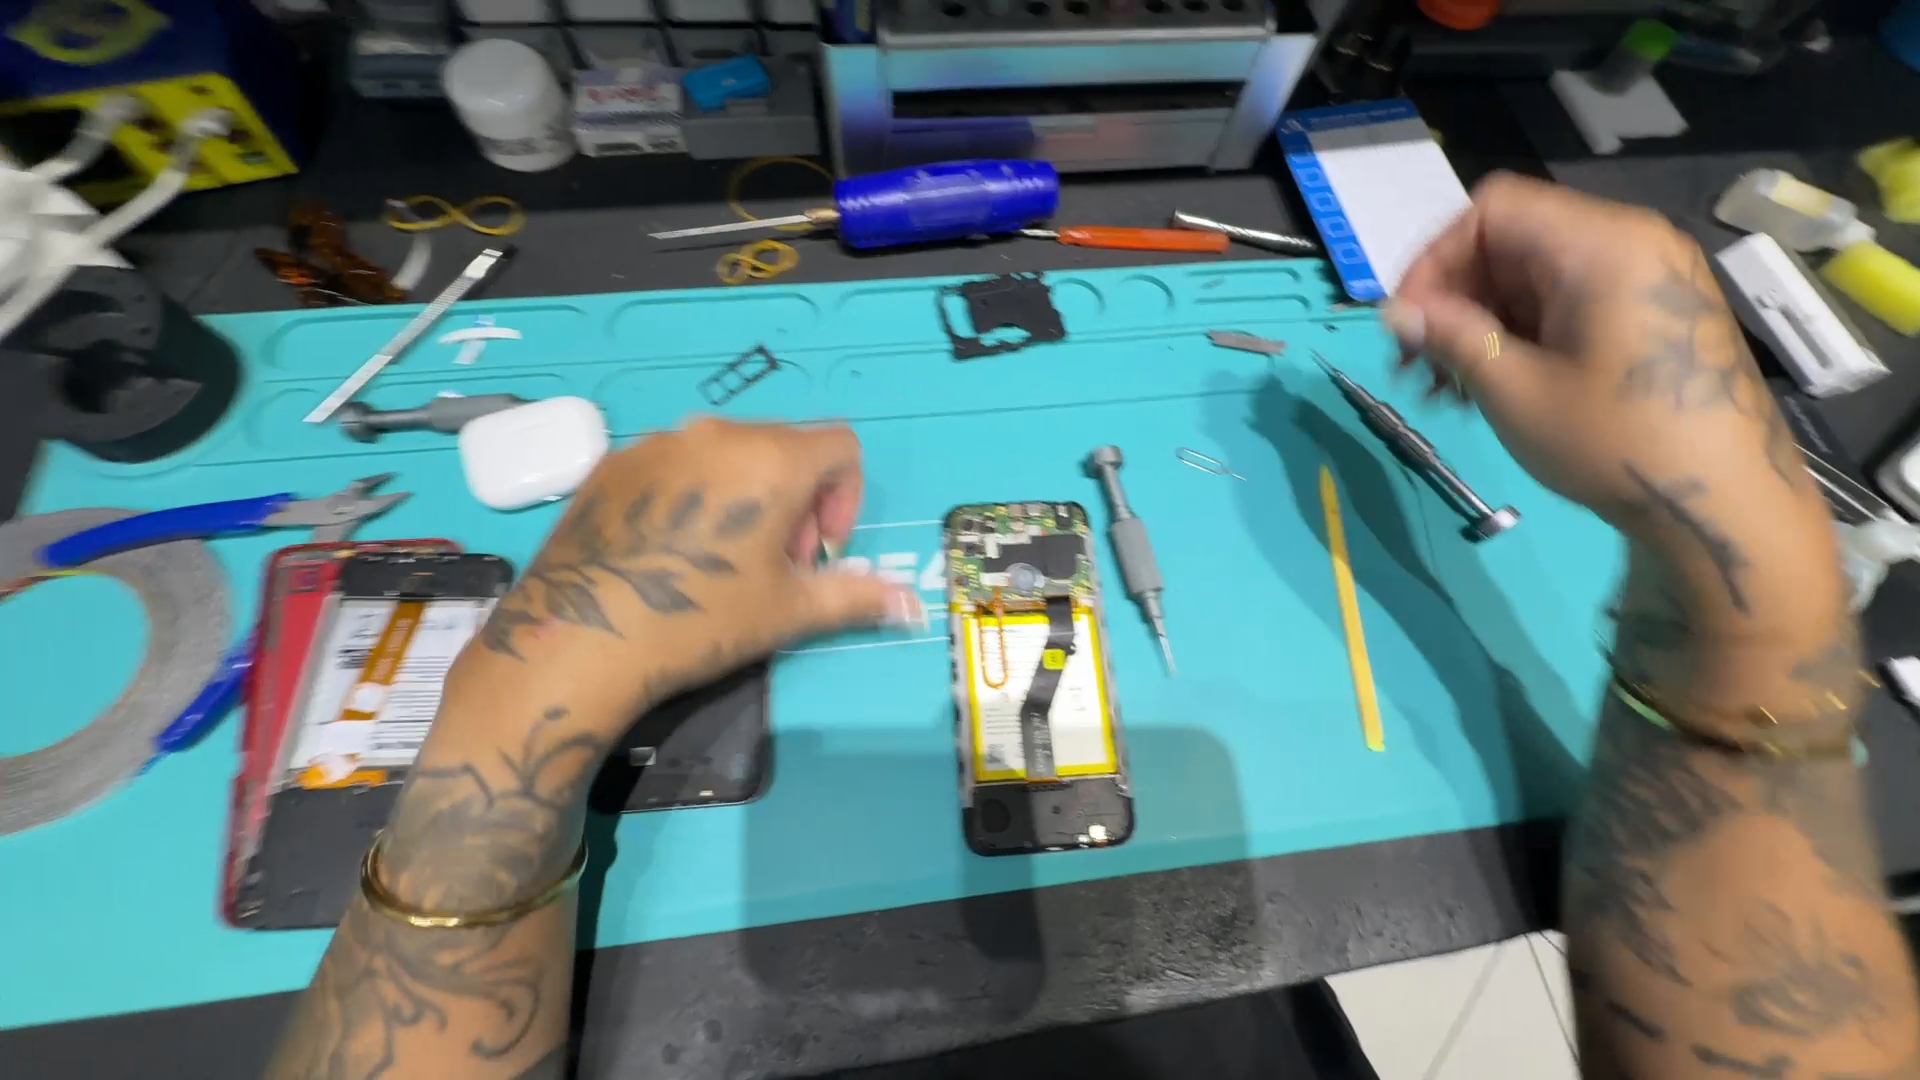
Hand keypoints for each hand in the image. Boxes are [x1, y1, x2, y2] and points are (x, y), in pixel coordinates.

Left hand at [455, 418, 920, 729]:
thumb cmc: (700, 621)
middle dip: (801, 501)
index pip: (841, 446)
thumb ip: (860, 596)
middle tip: (777, 561)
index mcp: (770, 459)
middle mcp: (716, 433)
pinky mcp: (614, 462)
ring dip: (752, 496)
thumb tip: (914, 606)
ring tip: (725, 557)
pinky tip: (673, 549)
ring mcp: (658, 442)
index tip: (820, 550)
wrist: (576, 641)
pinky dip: (699, 493)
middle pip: (787, 447)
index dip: (847, 497)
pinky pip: (680, 462)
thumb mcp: (790, 611)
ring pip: (732, 453)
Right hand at [1388, 173, 1836, 633]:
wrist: (1718, 499)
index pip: (1491, 210)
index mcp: (1601, 247)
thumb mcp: (1512, 388)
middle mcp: (1624, 245)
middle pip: (1505, 242)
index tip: (1404, 320)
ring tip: (1439, 386)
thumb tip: (1394, 312)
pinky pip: (1553, 303)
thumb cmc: (1610, 440)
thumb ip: (1449, 336)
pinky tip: (1480, 385)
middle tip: (1412, 363)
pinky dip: (1507, 335)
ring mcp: (1635, 279)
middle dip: (1447, 299)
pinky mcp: (1635, 313)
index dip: (1433, 258)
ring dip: (1469, 324)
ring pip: (1522, 278)